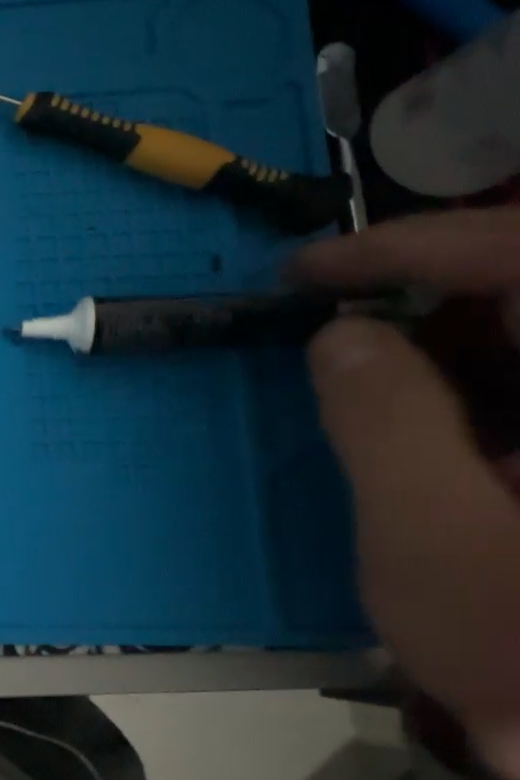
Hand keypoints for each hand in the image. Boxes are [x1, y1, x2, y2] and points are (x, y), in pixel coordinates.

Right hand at [292, 207, 519, 779]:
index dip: (422, 245)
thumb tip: (340, 335)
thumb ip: (384, 422)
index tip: (311, 270)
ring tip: (359, 363)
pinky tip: (414, 403)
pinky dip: (468, 376)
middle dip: (433, 284)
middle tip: (329, 315)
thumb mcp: (434, 534)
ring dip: (445, 332)